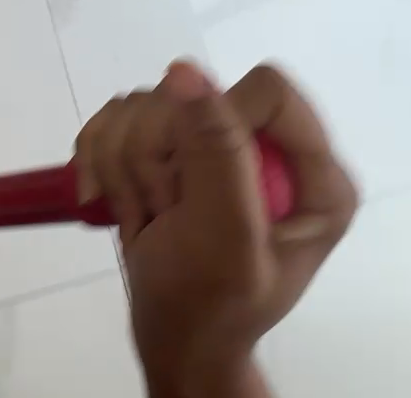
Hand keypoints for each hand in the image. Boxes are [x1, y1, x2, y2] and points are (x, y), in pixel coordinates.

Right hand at [74, 63, 357, 395]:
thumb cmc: (209, 307)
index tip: (189, 179)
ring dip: (124, 165)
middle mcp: (264, 144)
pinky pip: (115, 115)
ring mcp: (212, 140)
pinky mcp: (169, 143)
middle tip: (162, 212)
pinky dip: (100, 158)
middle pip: (189, 93)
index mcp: (310, 170)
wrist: (171, 339)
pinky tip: (114, 201)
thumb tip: (185, 72)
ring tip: (142, 216)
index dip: (217, 122)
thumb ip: (217, 155)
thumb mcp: (224, 240)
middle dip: (155, 156)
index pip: (264, 91)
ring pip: (143, 103)